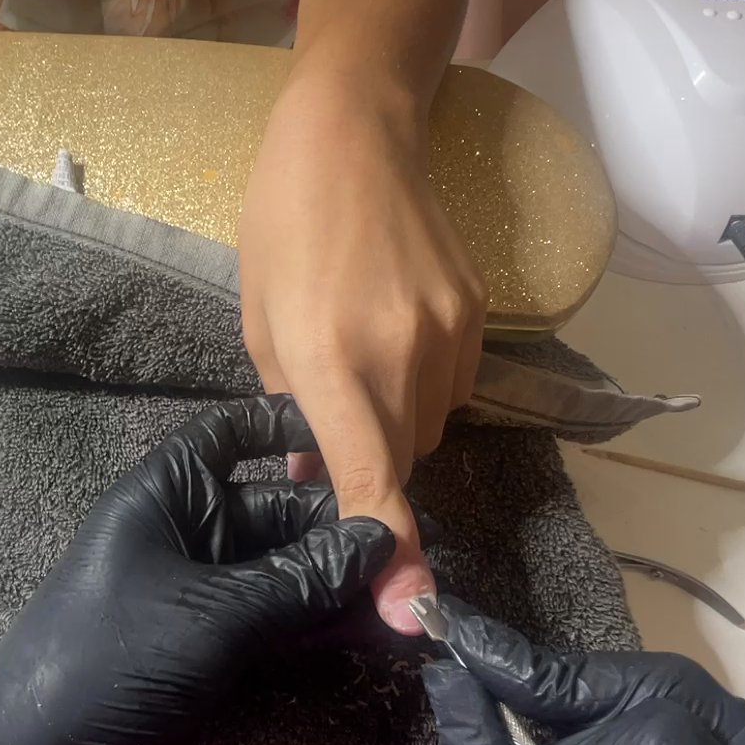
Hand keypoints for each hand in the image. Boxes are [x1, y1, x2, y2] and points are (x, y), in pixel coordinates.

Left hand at [0, 396, 396, 744]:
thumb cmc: (114, 665)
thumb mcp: (210, 617)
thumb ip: (300, 581)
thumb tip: (386, 541)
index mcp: (165, 495)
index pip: (228, 436)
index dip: (285, 425)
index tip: (355, 431)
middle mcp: (189, 531)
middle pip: (279, 509)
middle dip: (343, 529)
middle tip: (418, 553)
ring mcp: (208, 589)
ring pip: (289, 569)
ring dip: (344, 583)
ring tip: (413, 597)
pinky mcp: (222, 641)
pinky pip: (283, 616)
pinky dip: (324, 622)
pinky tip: (379, 630)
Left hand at [239, 68, 485, 634]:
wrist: (353, 139)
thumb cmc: (282, 233)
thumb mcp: (262, 331)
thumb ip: (296, 415)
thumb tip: (319, 484)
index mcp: (333, 362)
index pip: (369, 474)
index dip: (389, 545)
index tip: (409, 606)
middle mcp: (404, 358)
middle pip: (402, 462)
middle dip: (369, 466)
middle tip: (335, 421)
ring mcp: (454, 337)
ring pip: (429, 429)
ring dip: (396, 425)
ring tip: (362, 364)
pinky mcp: (482, 319)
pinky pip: (452, 390)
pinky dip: (421, 390)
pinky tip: (394, 341)